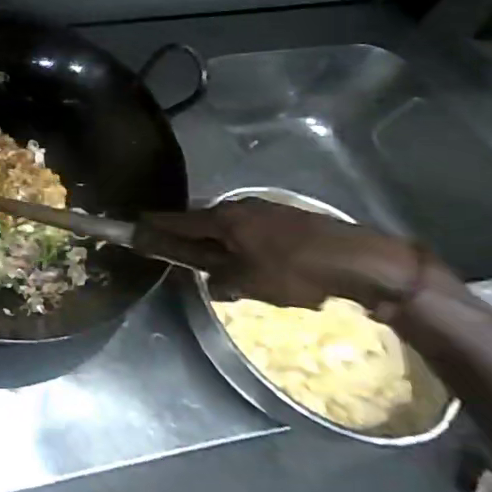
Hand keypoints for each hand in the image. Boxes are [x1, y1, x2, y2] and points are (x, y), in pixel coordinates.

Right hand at [139, 198, 428, 308]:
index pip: (177, 221)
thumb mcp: (249, 285)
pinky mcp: (286, 215)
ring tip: (217, 261)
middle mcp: (238, 206)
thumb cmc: (296, 273)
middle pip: (201, 220)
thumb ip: (218, 281)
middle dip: (187, 235)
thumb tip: (203, 279)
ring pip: (228, 224)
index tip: (134, 226)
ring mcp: (264, 207)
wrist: (357, 259)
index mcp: (222, 219)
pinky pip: (250, 226)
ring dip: (218, 239)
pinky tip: (251, 257)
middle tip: (177, 253)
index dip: (154, 226)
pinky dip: (241, 239)